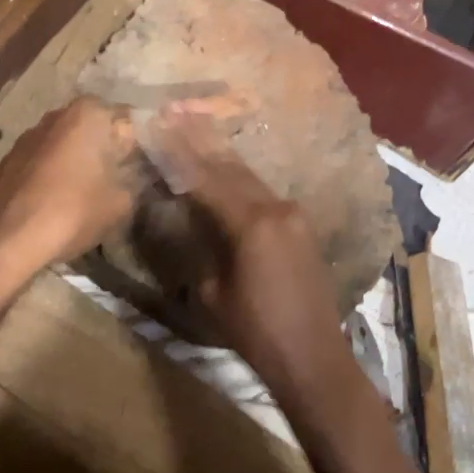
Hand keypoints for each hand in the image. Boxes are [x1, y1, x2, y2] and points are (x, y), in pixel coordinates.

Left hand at [0, 97, 138, 272]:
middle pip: (93, 126)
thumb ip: (135, 180)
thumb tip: (136, 175)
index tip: (145, 164)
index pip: (128, 119)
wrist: (8, 239)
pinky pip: (42, 158)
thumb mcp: (121, 202)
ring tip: (87, 188)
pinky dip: (52, 170)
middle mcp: (56, 114)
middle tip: (120, 175)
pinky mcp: (9, 158)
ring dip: (77, 157)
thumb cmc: (73, 212)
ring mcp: (28, 135)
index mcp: (88, 113)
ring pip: (65, 141)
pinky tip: (56, 196)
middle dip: (107, 145)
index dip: (140, 142)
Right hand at [150, 106, 352, 393]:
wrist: (315, 359)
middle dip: (199, 141)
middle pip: (230, 167)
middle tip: (174, 113)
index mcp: (251, 223)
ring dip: (220, 157)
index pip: (205, 178)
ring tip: (194, 129)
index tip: (157, 126)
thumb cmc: (256, 332)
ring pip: (248, 177)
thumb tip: (189, 216)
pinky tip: (223, 171)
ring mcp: (293, 214)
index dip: (178, 152)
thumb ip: (200, 245)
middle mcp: (276, 207)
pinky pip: (263, 194)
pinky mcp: (301, 226)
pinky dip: (239, 180)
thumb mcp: (212, 292)